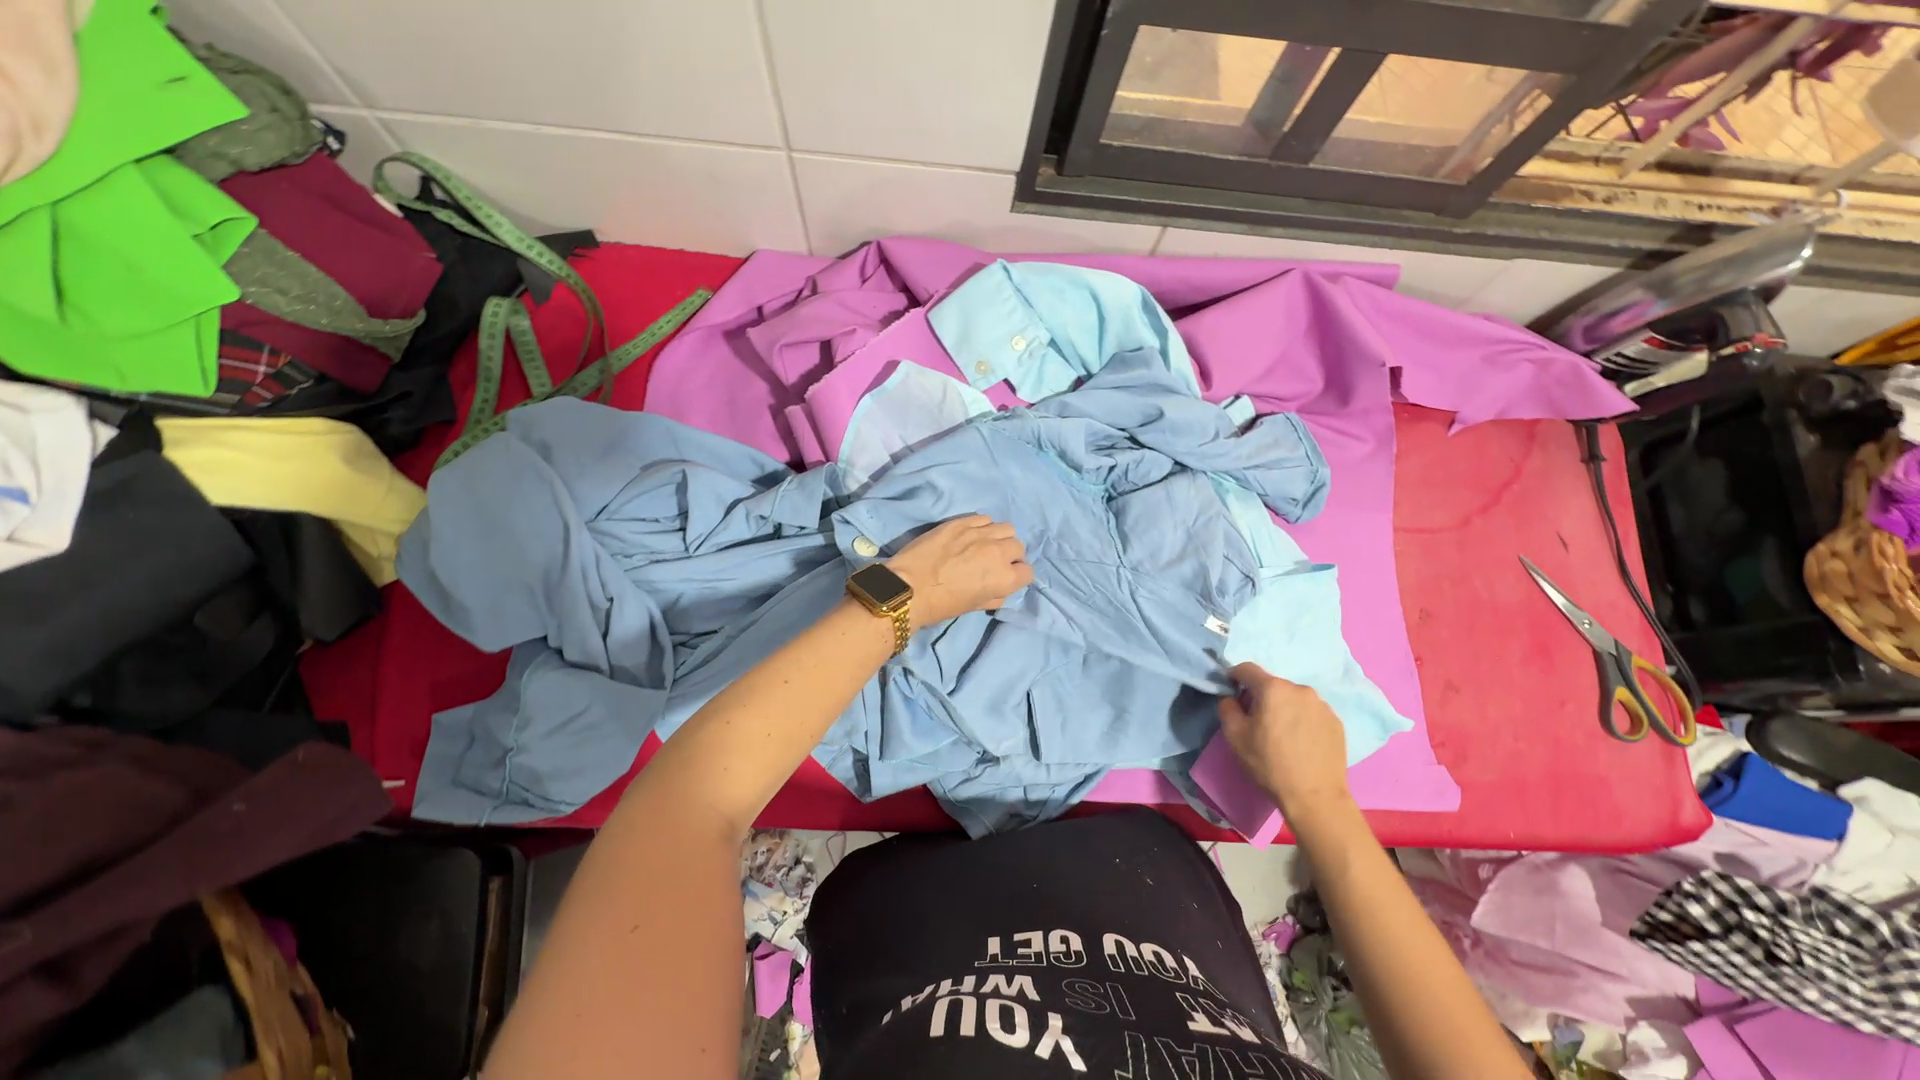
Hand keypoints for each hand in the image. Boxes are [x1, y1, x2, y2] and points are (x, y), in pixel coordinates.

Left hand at [886, 515, 1033, 629]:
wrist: (908, 588)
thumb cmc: (941, 605)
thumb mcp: (975, 607)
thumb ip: (996, 596)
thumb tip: (1001, 588)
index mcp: (1005, 578)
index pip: (1028, 572)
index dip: (1018, 576)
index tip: (1006, 578)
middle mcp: (998, 552)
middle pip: (1018, 547)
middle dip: (1010, 556)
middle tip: (994, 562)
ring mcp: (980, 533)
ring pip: (1005, 528)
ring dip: (999, 538)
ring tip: (984, 545)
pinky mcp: (962, 522)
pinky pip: (984, 518)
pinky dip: (983, 526)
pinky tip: (971, 535)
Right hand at [1219, 663, 1350, 817]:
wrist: (1314, 795)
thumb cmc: (1269, 764)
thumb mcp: (1235, 737)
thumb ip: (1227, 708)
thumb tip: (1231, 698)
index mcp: (1273, 689)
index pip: (1247, 669)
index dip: (1235, 677)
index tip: (1232, 692)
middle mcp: (1300, 689)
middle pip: (1273, 685)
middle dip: (1262, 697)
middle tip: (1258, 723)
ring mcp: (1322, 705)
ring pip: (1294, 699)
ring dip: (1285, 709)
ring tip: (1283, 735)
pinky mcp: (1336, 721)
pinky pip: (1312, 713)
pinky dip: (1303, 721)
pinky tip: (1301, 743)